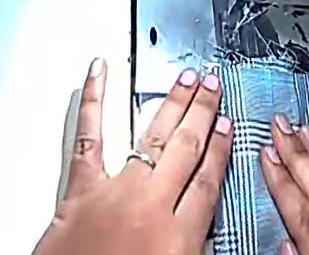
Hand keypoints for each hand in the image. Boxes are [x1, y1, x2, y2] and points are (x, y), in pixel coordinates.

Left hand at [35, 63, 233, 254]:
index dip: (220, 151)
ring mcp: (116, 190)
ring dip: (172, 104)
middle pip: (185, 149)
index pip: (207, 183)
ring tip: (185, 79)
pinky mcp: (80, 186)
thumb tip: (203, 225)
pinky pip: (89, 134)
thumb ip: (191, 247)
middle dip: (202, 113)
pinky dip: (94, 98)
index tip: (227, 125)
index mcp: (177, 240)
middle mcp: (151, 206)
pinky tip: (98, 70)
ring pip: (151, 136)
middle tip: (212, 84)